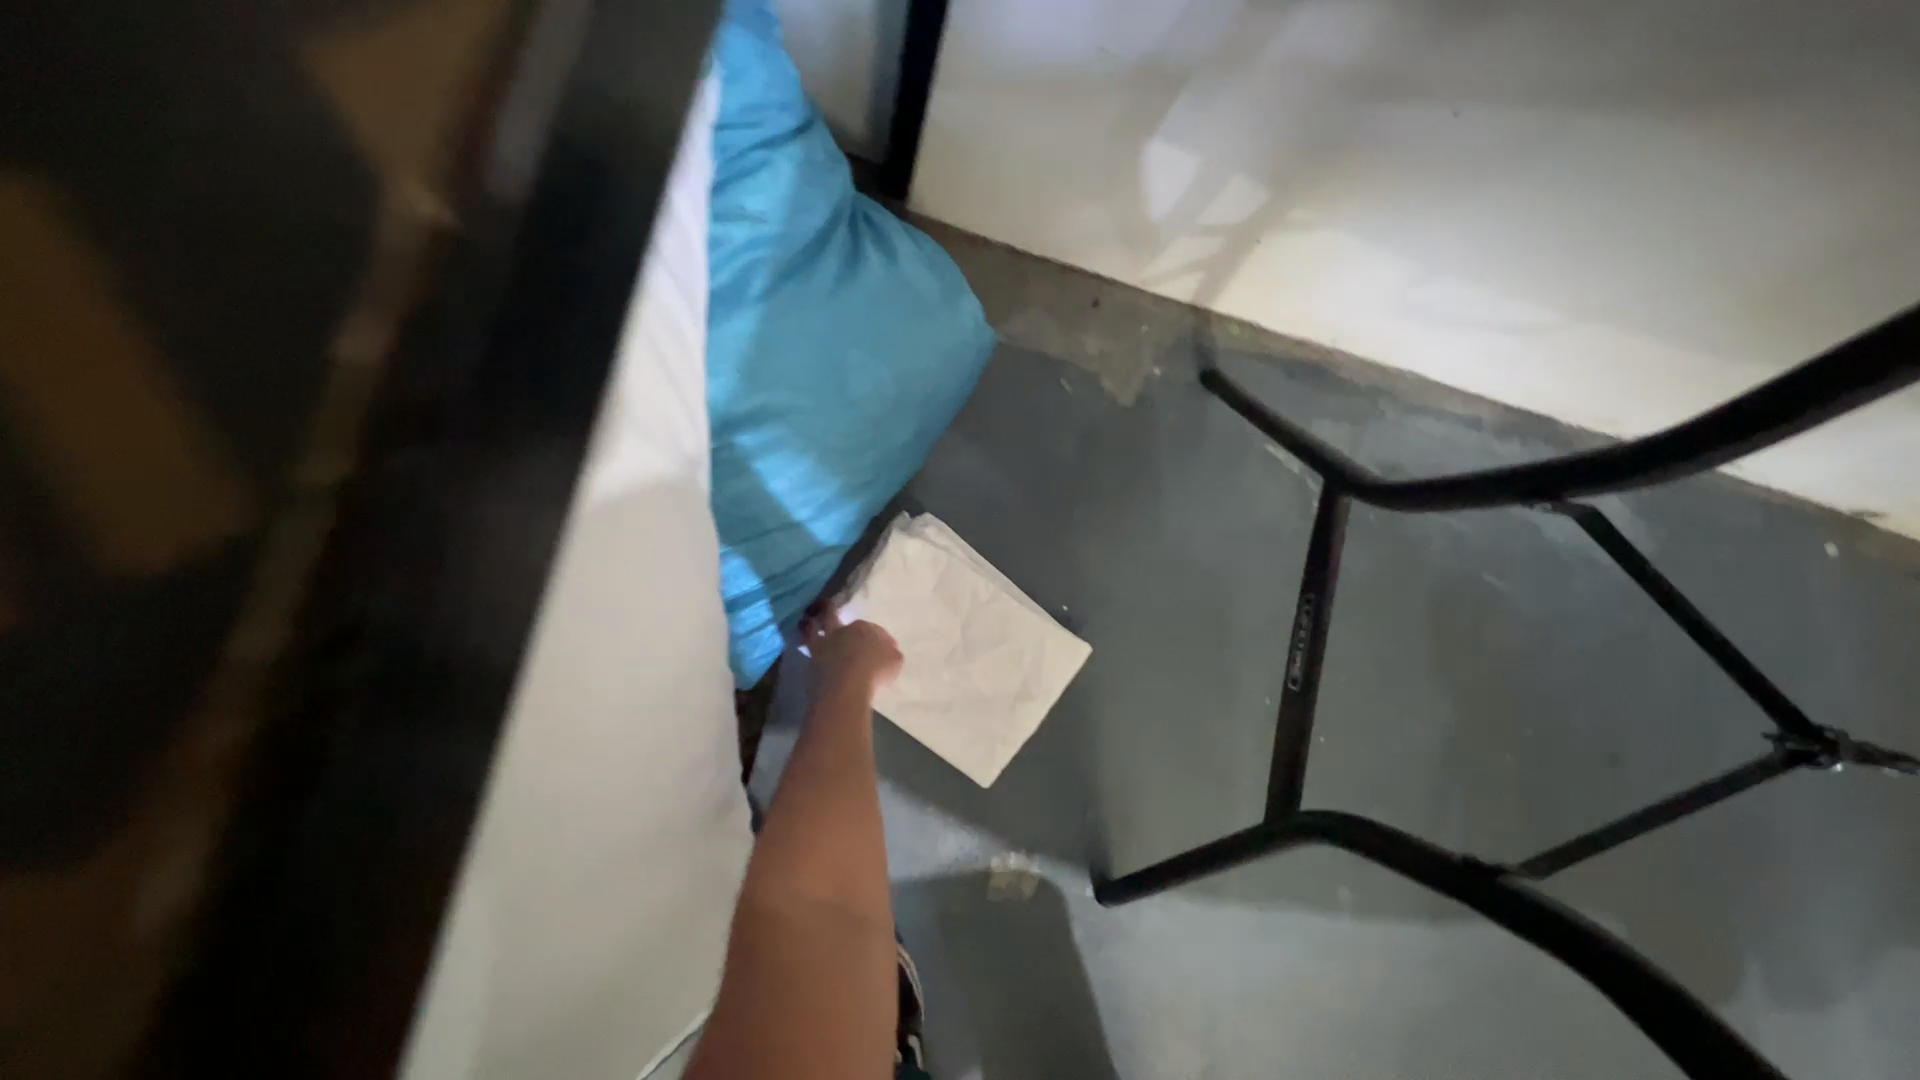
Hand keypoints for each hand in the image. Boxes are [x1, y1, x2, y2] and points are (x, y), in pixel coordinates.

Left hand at [804, 608, 902, 696]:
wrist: (846, 684)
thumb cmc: (876, 671)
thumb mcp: (895, 662)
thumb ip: (891, 654)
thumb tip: (890, 651)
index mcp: (865, 628)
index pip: (873, 629)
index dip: (879, 636)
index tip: (884, 645)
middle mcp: (843, 630)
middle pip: (835, 616)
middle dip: (831, 610)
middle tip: (828, 606)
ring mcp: (826, 642)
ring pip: (814, 626)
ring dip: (811, 622)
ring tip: (807, 619)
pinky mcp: (812, 656)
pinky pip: (807, 643)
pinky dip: (804, 638)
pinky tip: (803, 640)